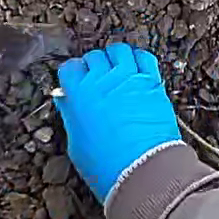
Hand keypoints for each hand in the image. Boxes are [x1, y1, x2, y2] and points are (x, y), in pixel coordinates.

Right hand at [56, 41, 180, 201]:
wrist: (143, 167)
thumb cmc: (107, 163)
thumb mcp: (76, 143)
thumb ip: (71, 115)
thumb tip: (66, 100)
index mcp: (80, 95)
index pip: (69, 67)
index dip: (72, 73)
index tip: (75, 79)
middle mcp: (103, 80)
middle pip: (95, 56)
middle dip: (94, 64)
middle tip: (97, 76)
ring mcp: (130, 78)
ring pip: (120, 50)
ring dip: (116, 56)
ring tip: (116, 68)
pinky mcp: (152, 82)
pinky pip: (145, 57)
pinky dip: (139, 58)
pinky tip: (136, 67)